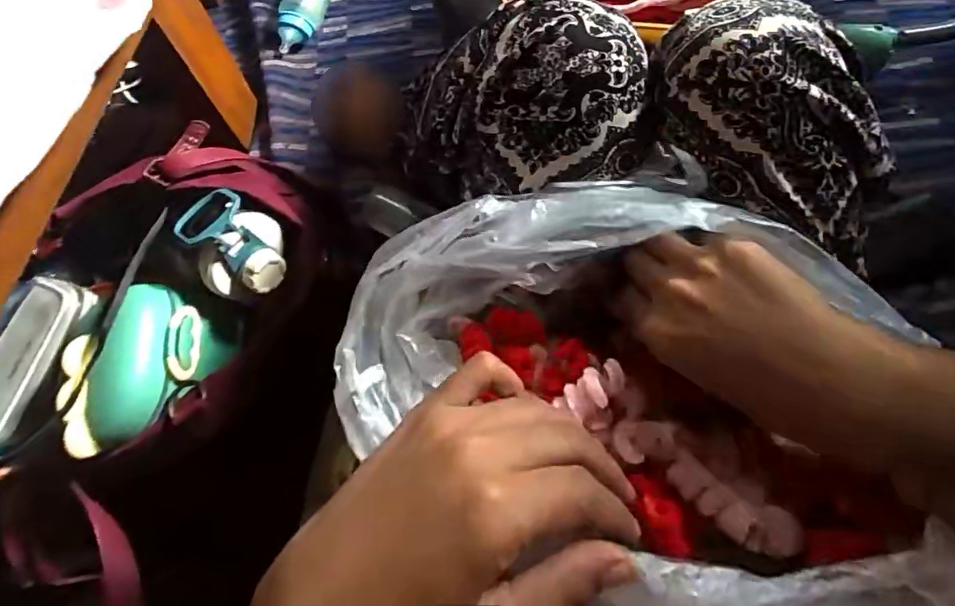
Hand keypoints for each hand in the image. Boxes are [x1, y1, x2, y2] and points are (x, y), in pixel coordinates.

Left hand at [254, 353, 642, 605]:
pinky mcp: (424, 409)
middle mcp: (477, 448)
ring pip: (532, 405)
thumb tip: (626, 560)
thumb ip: (560, 585)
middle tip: (616, 500)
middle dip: (602, 468)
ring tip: (580, 465)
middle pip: (565, 437)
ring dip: (566, 431)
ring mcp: (447, 419)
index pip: (581, 492)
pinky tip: (520, 406)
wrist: (322, 590)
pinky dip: (507, 380)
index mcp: (494, 510)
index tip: (631, 535)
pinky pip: (477, 371)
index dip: (616, 513)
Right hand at [616, 232, 920, 466]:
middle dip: (639, 265)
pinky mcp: (735, 243)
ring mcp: (702, 261)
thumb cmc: (773, 401)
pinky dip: (706, 245)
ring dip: (664, 246)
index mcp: (658, 332)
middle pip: (634, 260)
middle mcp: (670, 290)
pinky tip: (722, 256)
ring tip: (679, 253)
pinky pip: (706, 235)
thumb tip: (659, 318)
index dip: (624, 295)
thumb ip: (672, 339)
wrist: (839, 380)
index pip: (619, 298)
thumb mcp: (702, 376)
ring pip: (660, 237)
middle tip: (653, 271)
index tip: (631, 294)